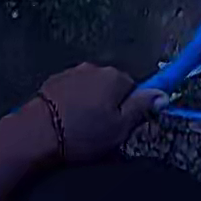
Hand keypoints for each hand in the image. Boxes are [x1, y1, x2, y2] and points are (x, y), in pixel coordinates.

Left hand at [0, 63, 162, 164]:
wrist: (37, 131)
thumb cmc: (83, 133)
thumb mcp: (119, 128)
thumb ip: (142, 108)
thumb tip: (163, 94)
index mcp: (115, 76)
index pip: (134, 88)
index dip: (131, 109)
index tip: (122, 127)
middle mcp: (95, 67)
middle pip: (112, 86)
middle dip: (110, 105)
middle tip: (102, 132)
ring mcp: (73, 71)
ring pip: (92, 89)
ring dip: (91, 103)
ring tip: (82, 129)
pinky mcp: (55, 80)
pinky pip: (73, 91)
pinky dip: (74, 103)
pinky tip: (67, 121)